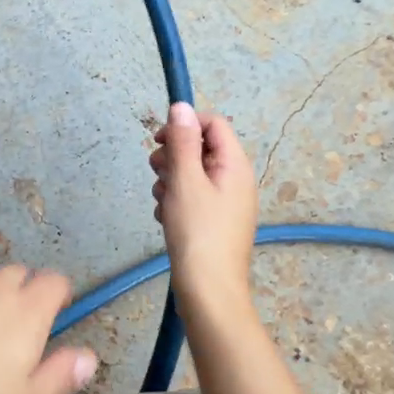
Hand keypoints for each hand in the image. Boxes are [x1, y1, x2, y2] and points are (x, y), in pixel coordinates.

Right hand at [151, 103, 257, 310]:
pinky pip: (190, 194)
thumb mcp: (185, 179)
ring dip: (169, 178)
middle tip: (158, 172)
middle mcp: (235, 179)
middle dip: (173, 154)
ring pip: (191, 171)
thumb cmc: (197, 229)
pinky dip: (174, 198)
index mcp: (235, 165)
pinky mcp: (213, 219)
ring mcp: (225, 201)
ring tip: (162, 199)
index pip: (213, 123)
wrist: (208, 288)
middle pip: (200, 146)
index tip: (159, 141)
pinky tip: (165, 215)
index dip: (185, 125)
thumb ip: (182, 140)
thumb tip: (180, 105)